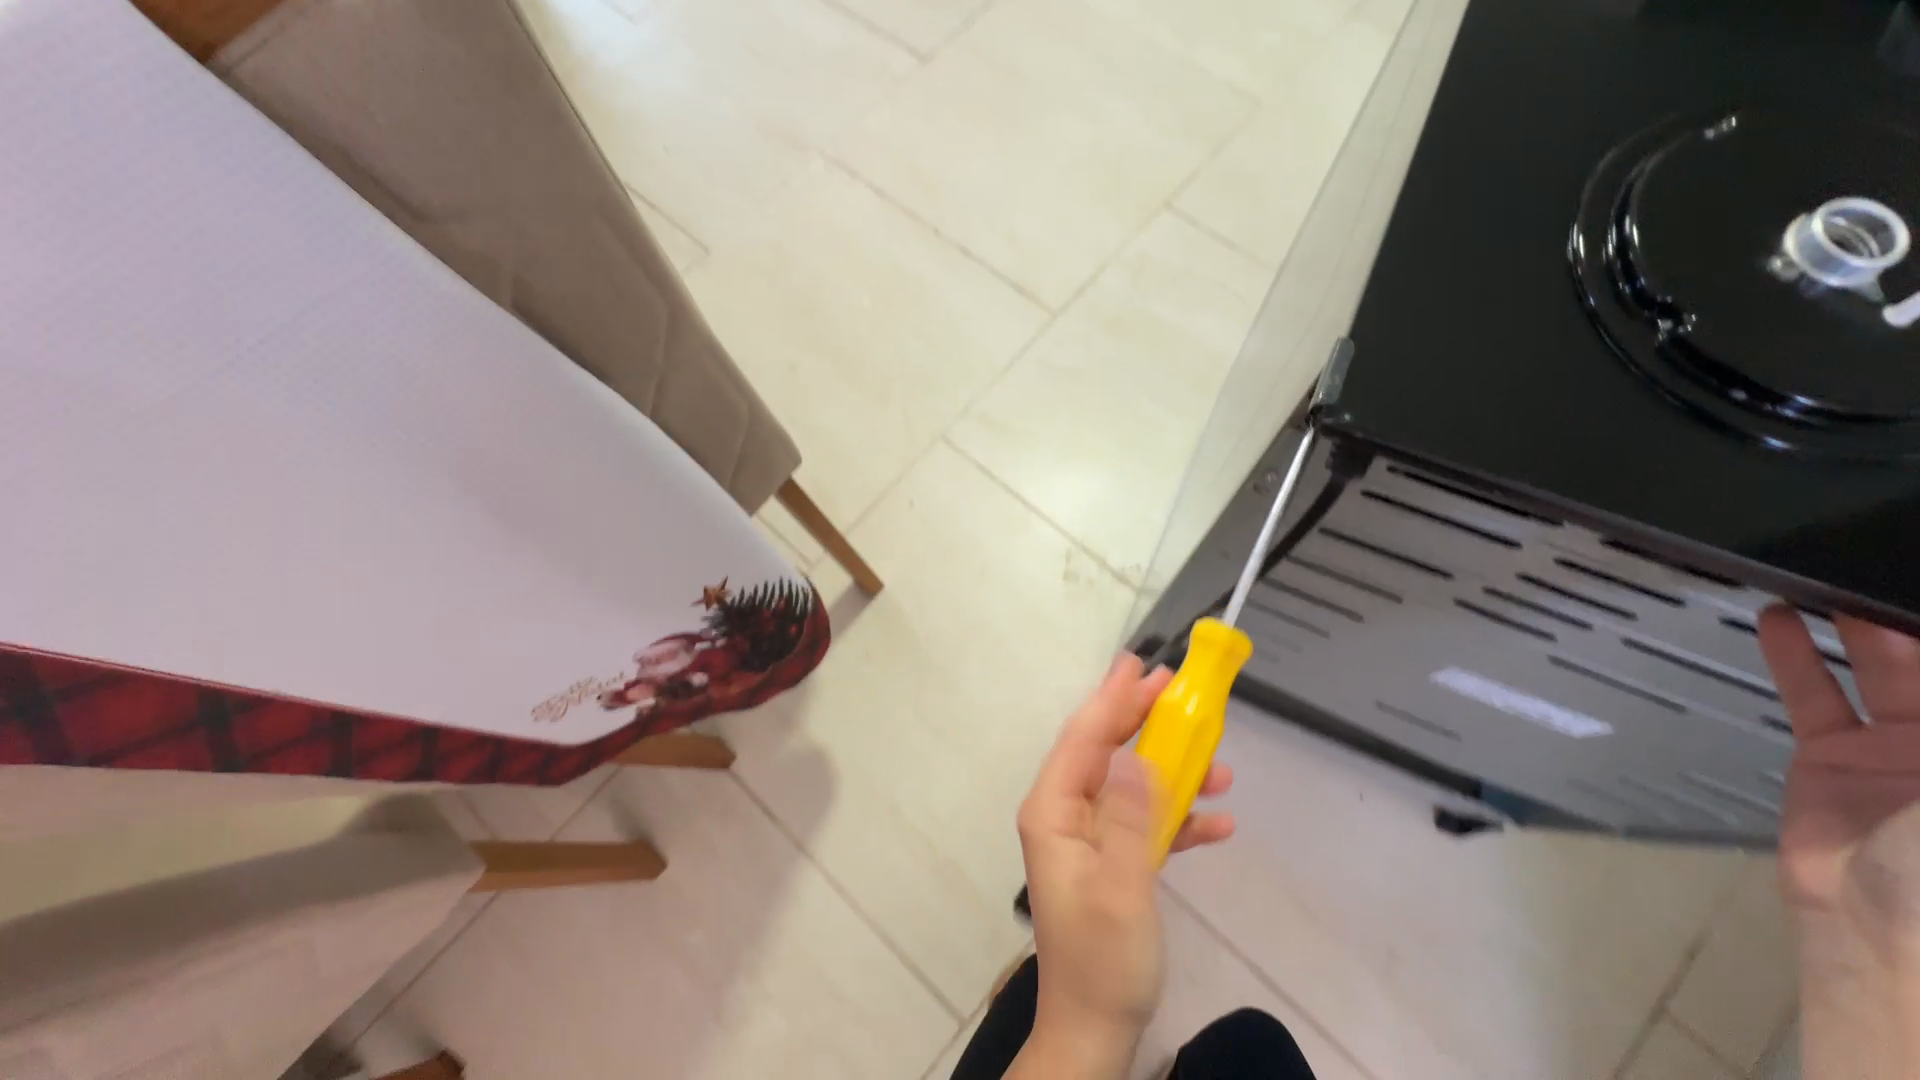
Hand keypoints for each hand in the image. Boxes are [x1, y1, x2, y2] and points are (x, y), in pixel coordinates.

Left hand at [1014, 655, 1235, 1068]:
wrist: (1096, 1029)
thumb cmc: (1103, 959)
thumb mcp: (1122, 885)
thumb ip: (1132, 816)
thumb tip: (1140, 753)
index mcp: (1053, 812)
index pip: (1083, 739)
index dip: (1114, 699)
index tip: (1144, 665)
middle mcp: (1065, 816)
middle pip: (1104, 752)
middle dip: (1141, 720)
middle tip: (1179, 688)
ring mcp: (1089, 839)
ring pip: (1131, 784)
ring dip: (1172, 771)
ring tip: (1218, 762)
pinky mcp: (1113, 862)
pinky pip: (1145, 824)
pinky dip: (1179, 818)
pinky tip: (1218, 823)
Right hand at [1758, 606, 1919, 955]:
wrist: (1890, 931)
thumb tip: (1909, 655)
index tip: (1919, 575)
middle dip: (1917, 617)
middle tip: (1885, 568)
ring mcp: (1900, 749)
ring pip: (1886, 667)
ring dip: (1862, 623)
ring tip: (1836, 579)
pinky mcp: (1834, 756)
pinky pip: (1814, 694)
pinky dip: (1793, 655)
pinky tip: (1779, 618)